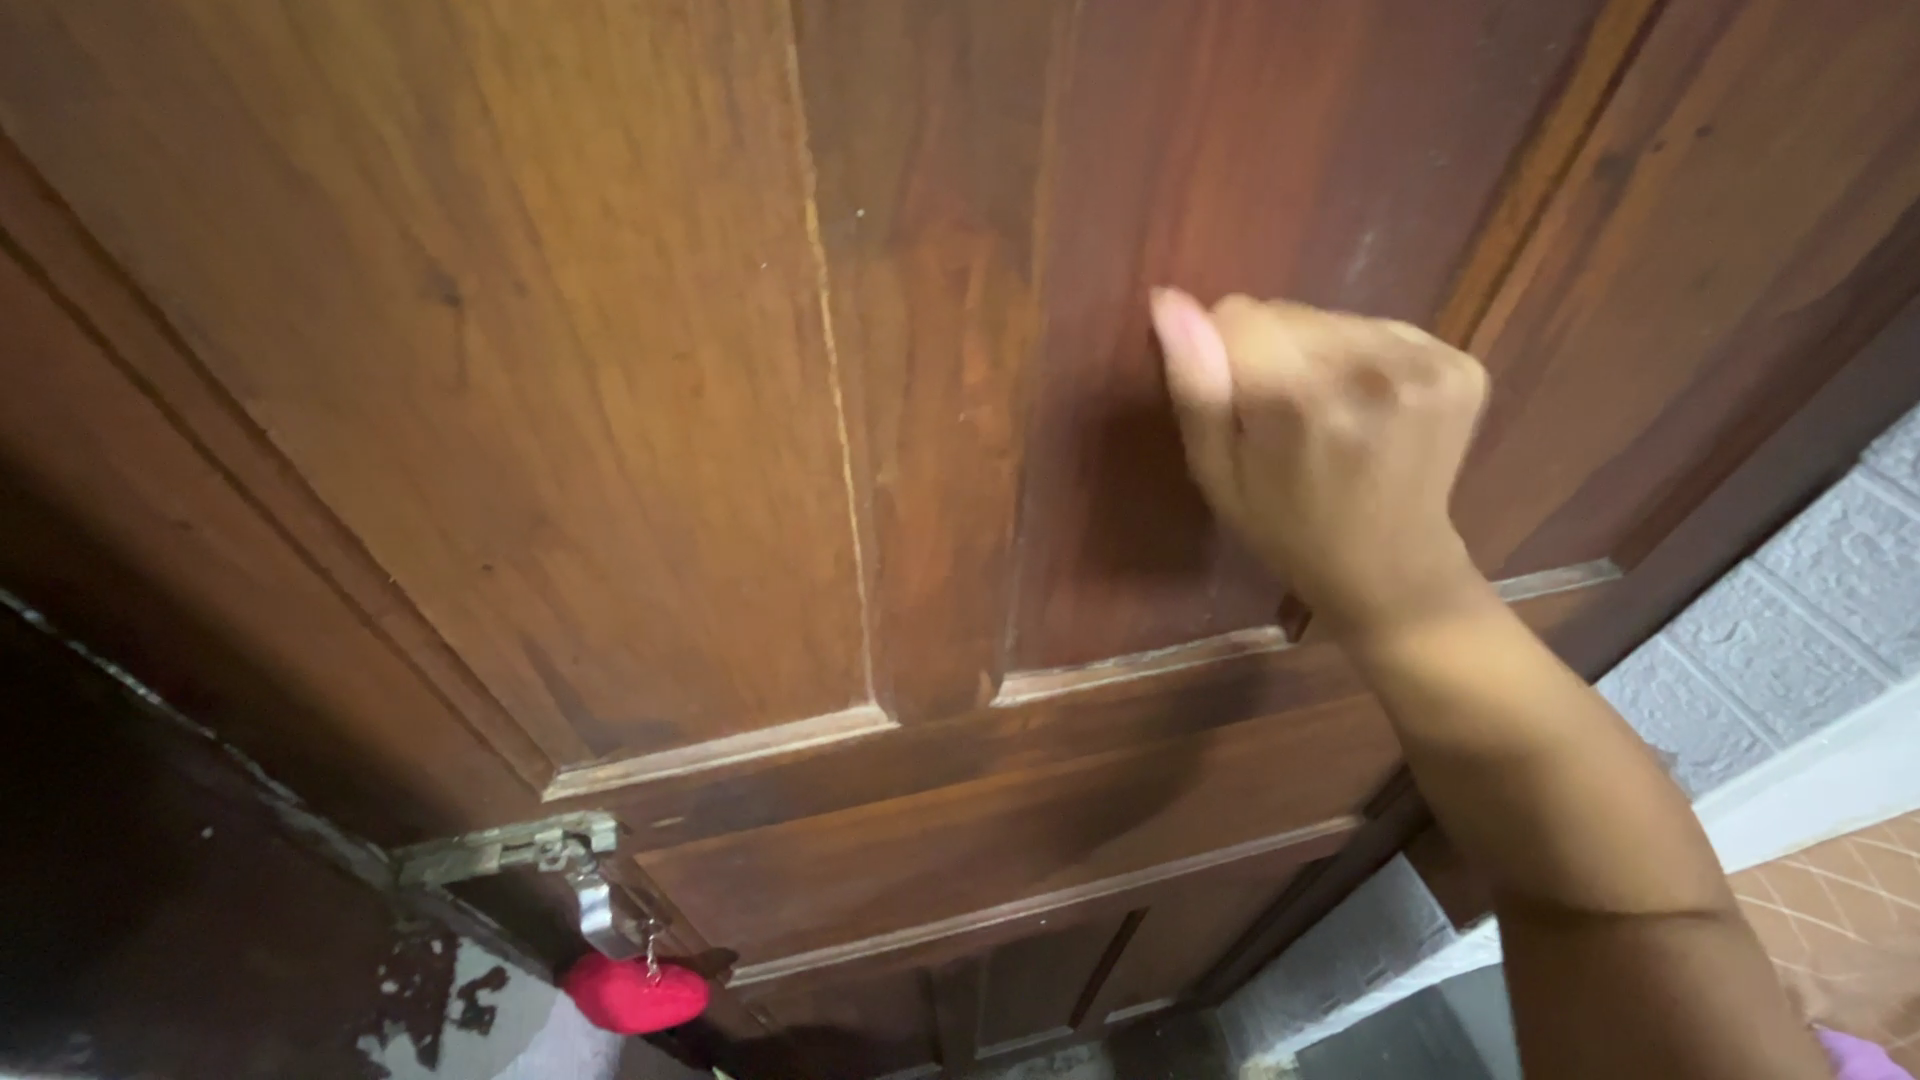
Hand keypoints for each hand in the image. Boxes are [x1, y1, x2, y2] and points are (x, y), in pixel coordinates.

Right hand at [1149, 288, 1493, 638]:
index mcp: (1301, 402)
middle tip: (1281, 419)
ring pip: (1332, 318)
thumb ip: (1195, 388)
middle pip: (1287, 312)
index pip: (1238, 316)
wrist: (1391, 567)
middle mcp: (1371, 369)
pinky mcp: (1460, 364)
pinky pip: (1380, 329)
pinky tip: (1366, 409)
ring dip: (1316, 354)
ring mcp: (1427, 365)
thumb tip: (1167, 302)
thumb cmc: (1285, 529)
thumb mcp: (1217, 474)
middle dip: (1270, 353)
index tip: (1235, 403)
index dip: (1222, 354)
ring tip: (1325, 416)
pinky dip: (1363, 359)